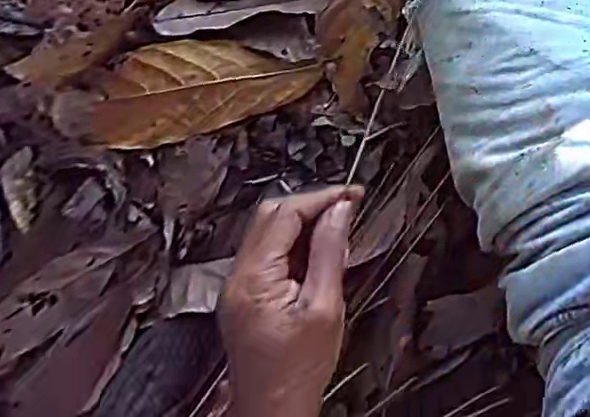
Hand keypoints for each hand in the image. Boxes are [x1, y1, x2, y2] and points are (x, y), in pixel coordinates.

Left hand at [217, 186, 361, 416]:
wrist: (272, 413)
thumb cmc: (296, 373)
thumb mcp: (325, 307)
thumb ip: (330, 251)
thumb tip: (340, 209)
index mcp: (254, 280)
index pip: (286, 213)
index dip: (322, 197)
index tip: (350, 195)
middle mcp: (238, 279)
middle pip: (272, 214)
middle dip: (312, 203)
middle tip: (345, 205)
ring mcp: (238, 286)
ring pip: (269, 228)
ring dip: (304, 219)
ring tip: (336, 226)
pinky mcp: (245, 294)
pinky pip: (269, 249)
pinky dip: (295, 239)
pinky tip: (318, 249)